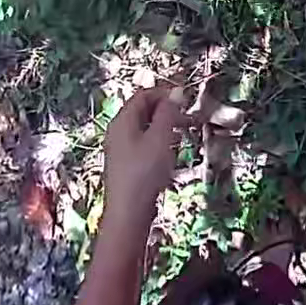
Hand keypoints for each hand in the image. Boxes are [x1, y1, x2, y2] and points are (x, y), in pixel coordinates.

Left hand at [103, 86, 186, 219]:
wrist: (129, 213)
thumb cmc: (144, 172)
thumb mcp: (160, 138)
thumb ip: (168, 113)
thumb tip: (176, 91)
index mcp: (122, 120)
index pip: (143, 95)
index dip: (164, 93)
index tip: (185, 99)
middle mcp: (117, 131)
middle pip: (142, 111)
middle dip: (166, 110)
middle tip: (187, 116)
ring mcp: (120, 148)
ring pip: (144, 128)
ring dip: (164, 126)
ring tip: (183, 133)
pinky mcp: (126, 164)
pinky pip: (143, 143)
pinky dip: (158, 141)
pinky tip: (170, 152)